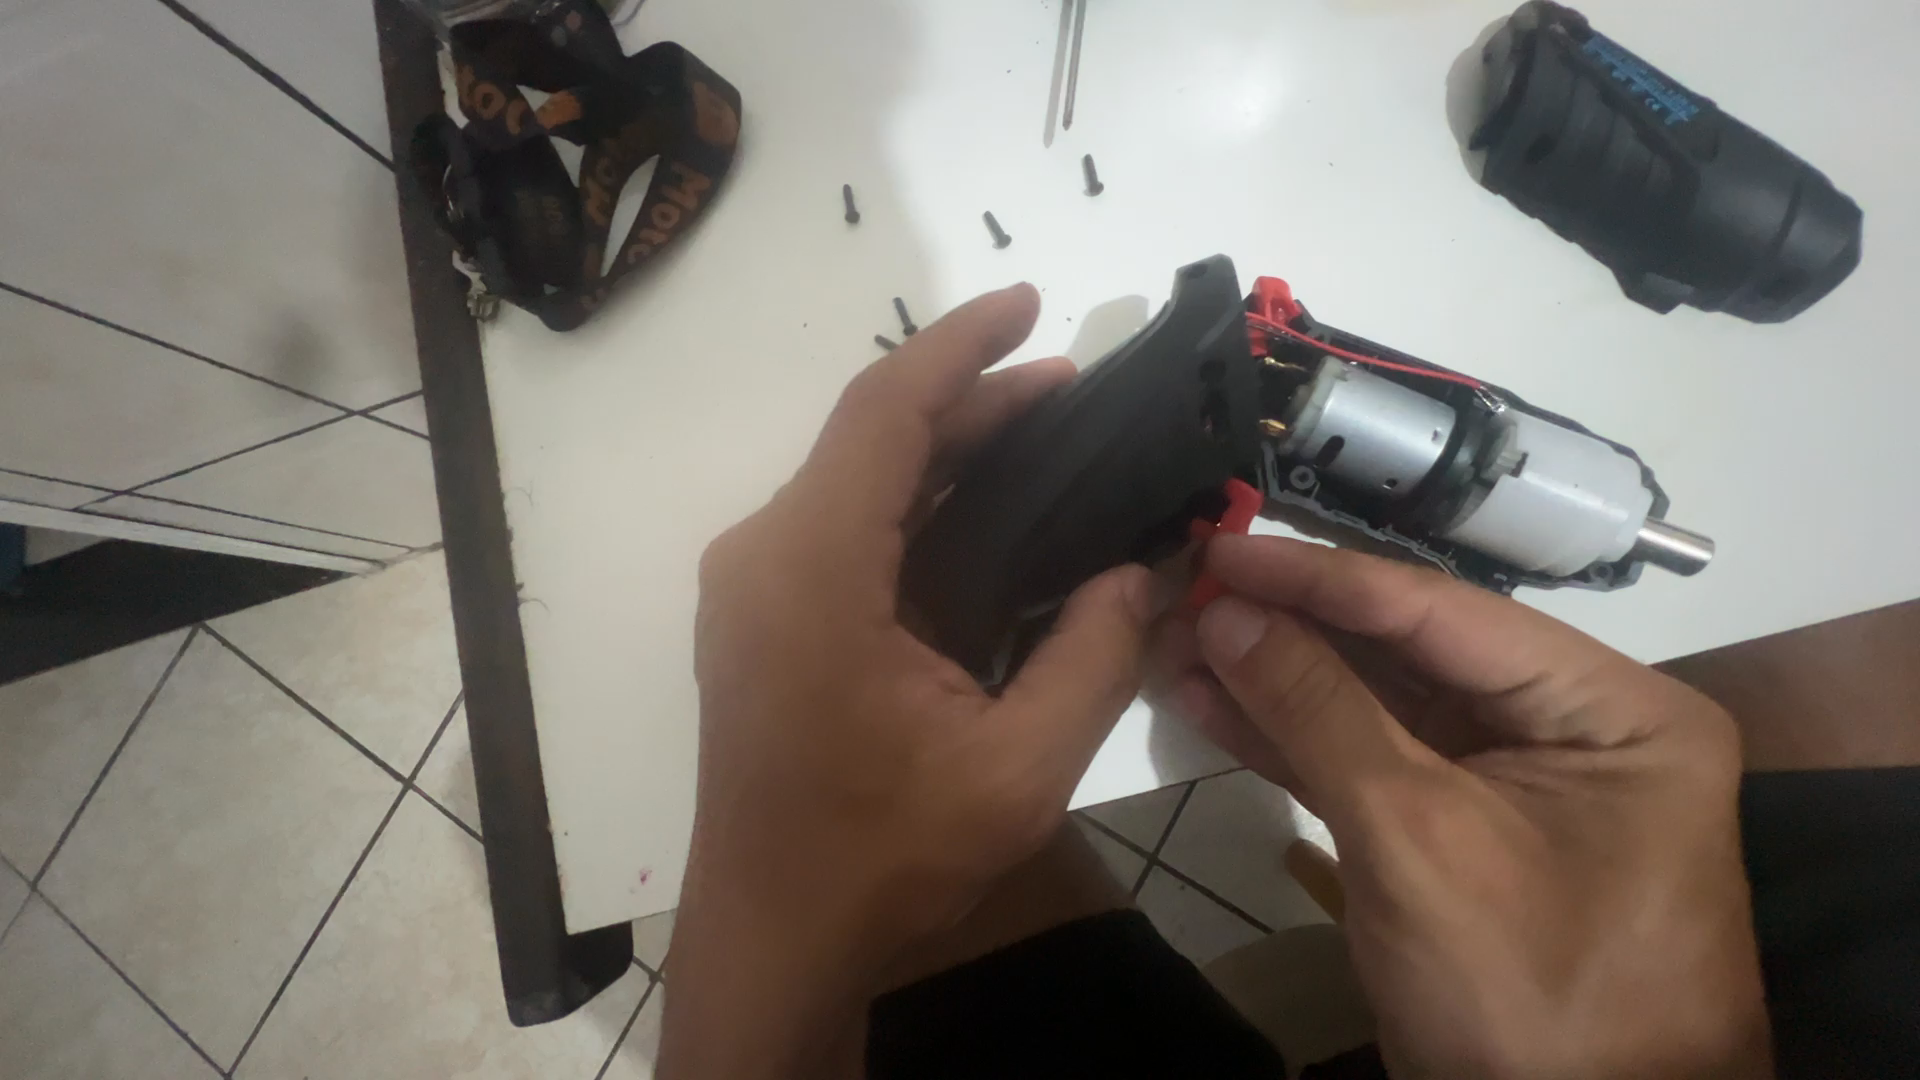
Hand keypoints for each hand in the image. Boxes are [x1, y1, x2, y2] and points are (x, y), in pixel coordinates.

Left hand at [663, 285, 1153, 1077]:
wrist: (773, 931)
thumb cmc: (884, 858)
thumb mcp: (1019, 769)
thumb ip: (1093, 658)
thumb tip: (1139, 571)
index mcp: (815, 571)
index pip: (885, 413)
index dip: (958, 345)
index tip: (1025, 303)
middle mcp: (766, 554)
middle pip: (873, 437)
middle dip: (969, 399)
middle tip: (1066, 387)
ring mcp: (754, 581)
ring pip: (857, 477)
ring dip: (943, 448)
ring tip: (1040, 431)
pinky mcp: (763, 611)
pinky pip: (843, 523)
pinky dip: (913, 500)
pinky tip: (979, 511)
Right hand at [1148, 535, 1770, 1079]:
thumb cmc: (1525, 994)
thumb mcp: (1411, 834)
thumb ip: (1314, 707)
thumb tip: (1223, 611)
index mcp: (1601, 705)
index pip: (1434, 609)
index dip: (1314, 576)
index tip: (1221, 550)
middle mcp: (1551, 717)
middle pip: (1390, 646)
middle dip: (1281, 625)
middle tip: (1189, 592)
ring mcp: (1488, 766)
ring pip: (1357, 695)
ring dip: (1264, 673)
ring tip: (1178, 641)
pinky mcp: (1431, 811)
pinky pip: (1347, 751)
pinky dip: (1274, 730)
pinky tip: (1202, 699)